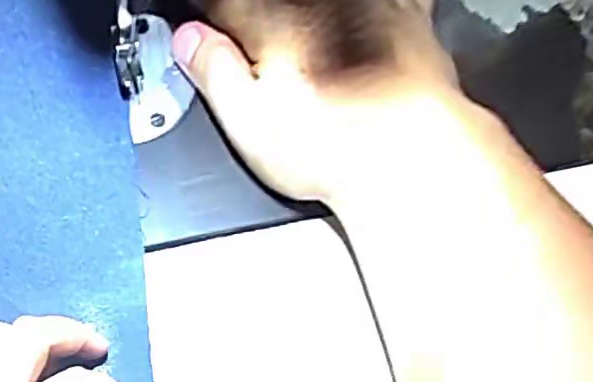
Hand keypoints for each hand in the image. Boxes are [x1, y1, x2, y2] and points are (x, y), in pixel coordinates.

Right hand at [172, 2, 472, 207]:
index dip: (204, 24)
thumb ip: (214, 71)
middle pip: (268, 9)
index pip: (221, 8)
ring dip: (301, 24)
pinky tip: (346, 34)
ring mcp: (364, 6)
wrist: (403, 154)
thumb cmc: (329, 146)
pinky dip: (351, 20)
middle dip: (252, 25)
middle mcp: (317, 4)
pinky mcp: (404, 18)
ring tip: (299, 73)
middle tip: (247, 59)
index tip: (199, 38)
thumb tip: (188, 41)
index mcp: (271, 21)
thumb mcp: (247, 122)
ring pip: (316, 11)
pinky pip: (380, 7)